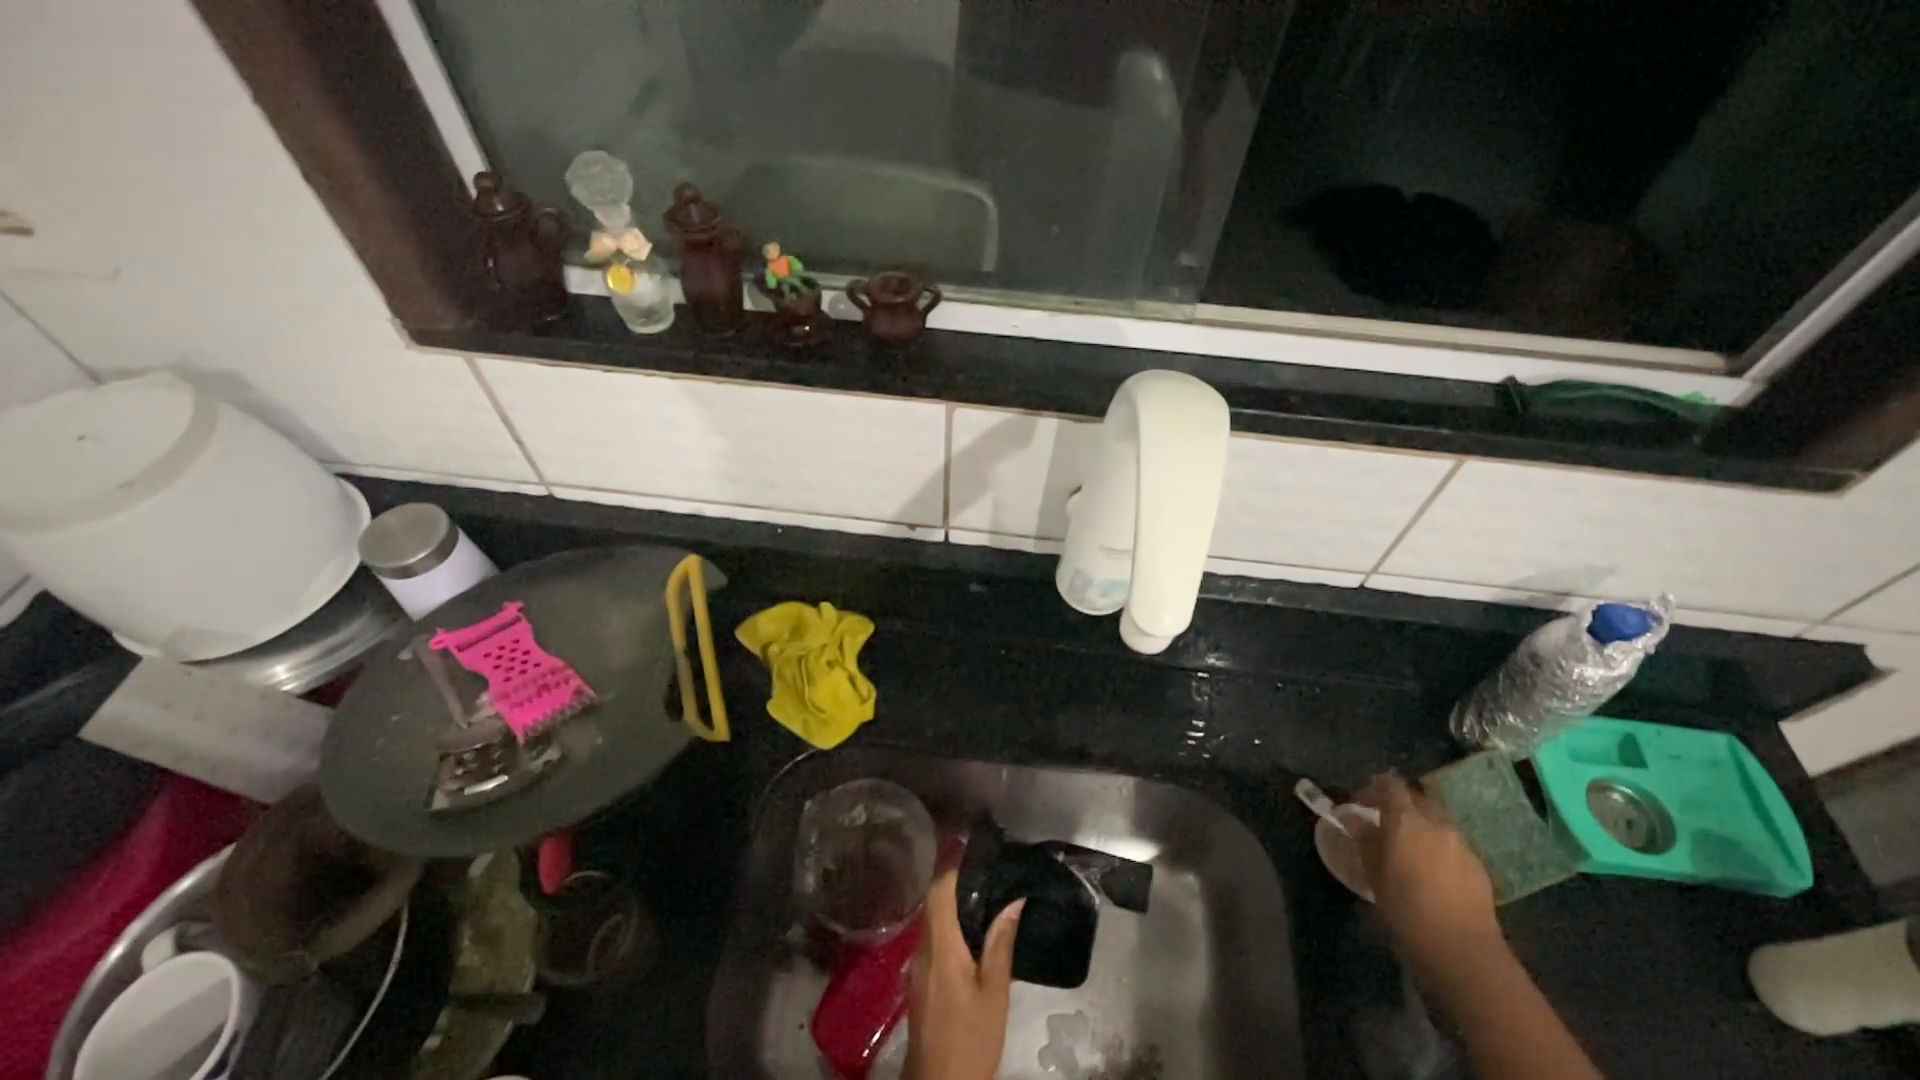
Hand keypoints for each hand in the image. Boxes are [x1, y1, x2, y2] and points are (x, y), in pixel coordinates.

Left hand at [904, 869, 1023, 1079]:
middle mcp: (922, 949)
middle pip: (934, 902)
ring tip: (990, 898)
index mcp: (940, 947)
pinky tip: (977, 933)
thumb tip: (1013, 901)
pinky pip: (934, 939)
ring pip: (933, 921)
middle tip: (993, 876)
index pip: (938, 891)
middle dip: (959, 884)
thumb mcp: (995, 992)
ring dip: (956, 906)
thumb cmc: (972, 1038)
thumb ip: (1001, 944)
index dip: (955, 868)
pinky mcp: (920, 979)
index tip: (980, 857)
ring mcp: (917, 965)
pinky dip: (952, 928)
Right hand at [1354, 772, 1500, 972]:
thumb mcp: (1373, 873)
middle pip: (1416, 798)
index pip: (1390, 784)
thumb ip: (1365, 841)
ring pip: (1435, 821)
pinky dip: (1436, 846)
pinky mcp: (1477, 863)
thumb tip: (1357, 821)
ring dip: (1418, 826)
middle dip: (1397, 805)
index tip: (1359, 803)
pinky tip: (1429, 871)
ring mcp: (1461, 842)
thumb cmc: (1405, 907)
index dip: (1373, 788)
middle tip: (1381, 824)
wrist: (1460, 945)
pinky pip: (1451, 843)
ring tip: (1405, 850)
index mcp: (1407, 819)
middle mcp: (1437, 822)